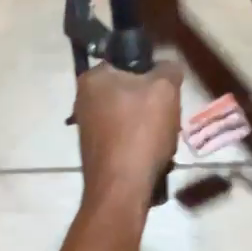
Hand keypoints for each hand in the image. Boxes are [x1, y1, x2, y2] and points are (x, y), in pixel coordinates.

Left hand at [74, 62, 182, 213]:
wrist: (121, 188)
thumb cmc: (140, 131)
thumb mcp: (165, 89)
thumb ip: (168, 70)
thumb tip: (167, 68)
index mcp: (93, 78)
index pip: (128, 62)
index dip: (152, 74)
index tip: (166, 90)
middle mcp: (83, 99)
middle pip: (131, 91)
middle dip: (153, 103)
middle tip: (168, 116)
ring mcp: (87, 127)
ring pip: (130, 116)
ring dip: (149, 126)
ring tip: (162, 139)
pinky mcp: (96, 150)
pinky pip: (125, 138)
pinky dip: (140, 144)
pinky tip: (152, 155)